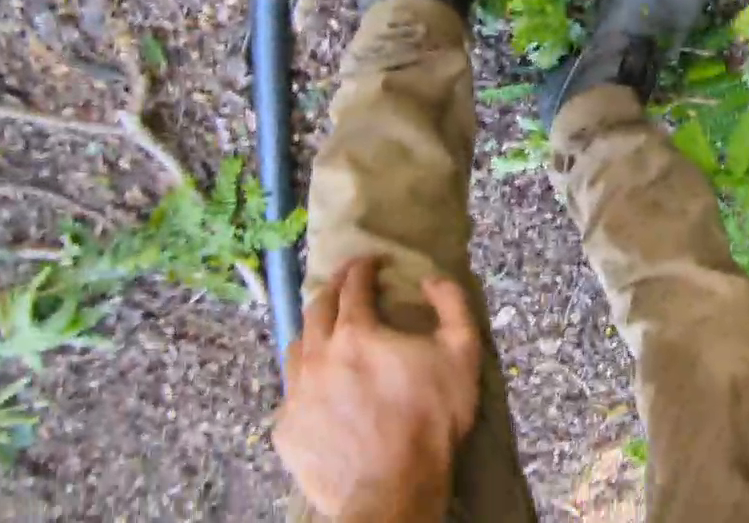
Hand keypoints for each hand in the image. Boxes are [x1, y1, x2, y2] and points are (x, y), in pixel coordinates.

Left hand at [272, 257, 482, 521]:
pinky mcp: (286, 430)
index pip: (353, 287)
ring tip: (329, 328)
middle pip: (315, 310)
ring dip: (314, 329)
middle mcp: (318, 357)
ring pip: (296, 348)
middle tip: (347, 281)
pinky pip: (292, 390)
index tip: (371, 260)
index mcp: (358, 334)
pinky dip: (308, 374)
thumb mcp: (463, 349)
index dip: (362, 268)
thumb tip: (431, 277)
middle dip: (332, 288)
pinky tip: (324, 381)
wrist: (392, 489)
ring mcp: (296, 396)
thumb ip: (451, 302)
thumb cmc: (433, 414)